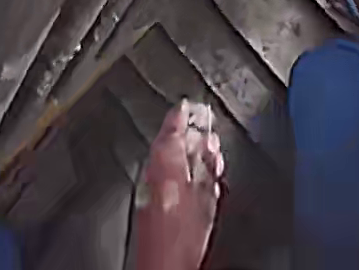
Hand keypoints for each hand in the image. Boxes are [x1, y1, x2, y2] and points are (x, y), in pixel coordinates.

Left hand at [130, 100, 223, 269]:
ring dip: (187, 154)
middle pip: (172, 136)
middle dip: (192, 136)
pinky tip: (194, 182)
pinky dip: (180, 170)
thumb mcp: (205, 191)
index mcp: (165, 153)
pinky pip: (166, 171)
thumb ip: (208, 162)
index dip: (188, 110)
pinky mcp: (149, 195)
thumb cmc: (182, 231)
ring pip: (170, 154)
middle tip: (209, 139)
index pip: (175, 119)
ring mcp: (149, 179)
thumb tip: (209, 143)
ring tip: (207, 163)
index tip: (195, 104)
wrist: (163, 263)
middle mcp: (153, 161)